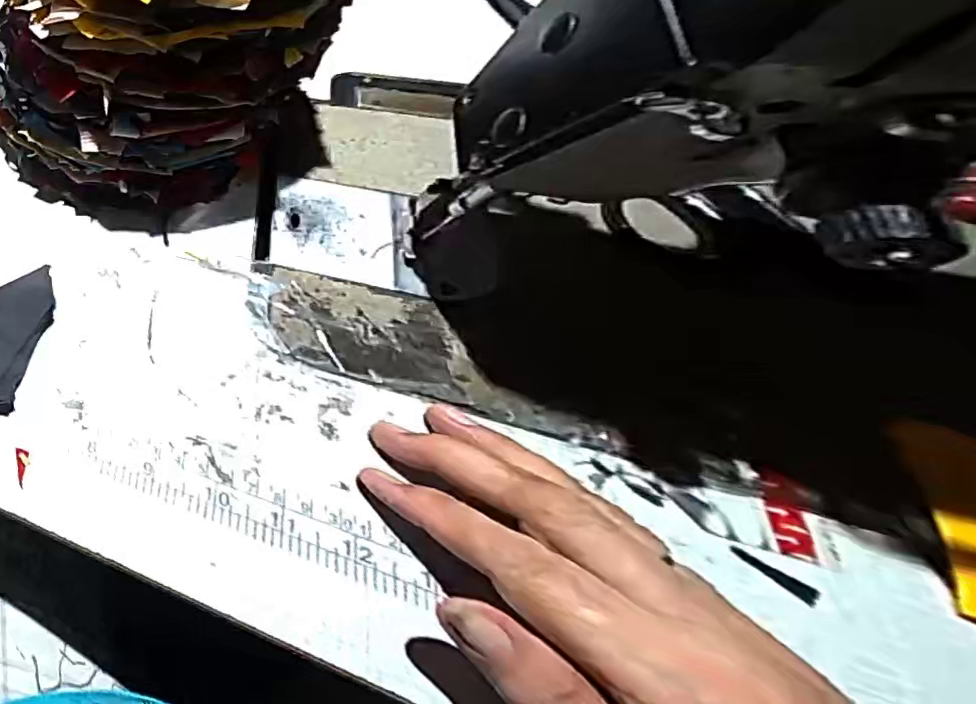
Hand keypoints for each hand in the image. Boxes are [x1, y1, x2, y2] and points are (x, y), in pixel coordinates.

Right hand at [361, 405, 847, 703]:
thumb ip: (547, 690)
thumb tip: (462, 614)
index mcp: (660, 658)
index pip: (516, 558)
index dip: (438, 512)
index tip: (383, 481)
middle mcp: (681, 610)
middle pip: (546, 506)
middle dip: (459, 459)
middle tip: (397, 432)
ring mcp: (703, 601)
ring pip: (582, 500)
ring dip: (503, 453)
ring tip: (449, 422)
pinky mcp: (716, 606)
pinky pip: (618, 517)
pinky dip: (556, 480)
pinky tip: (529, 470)